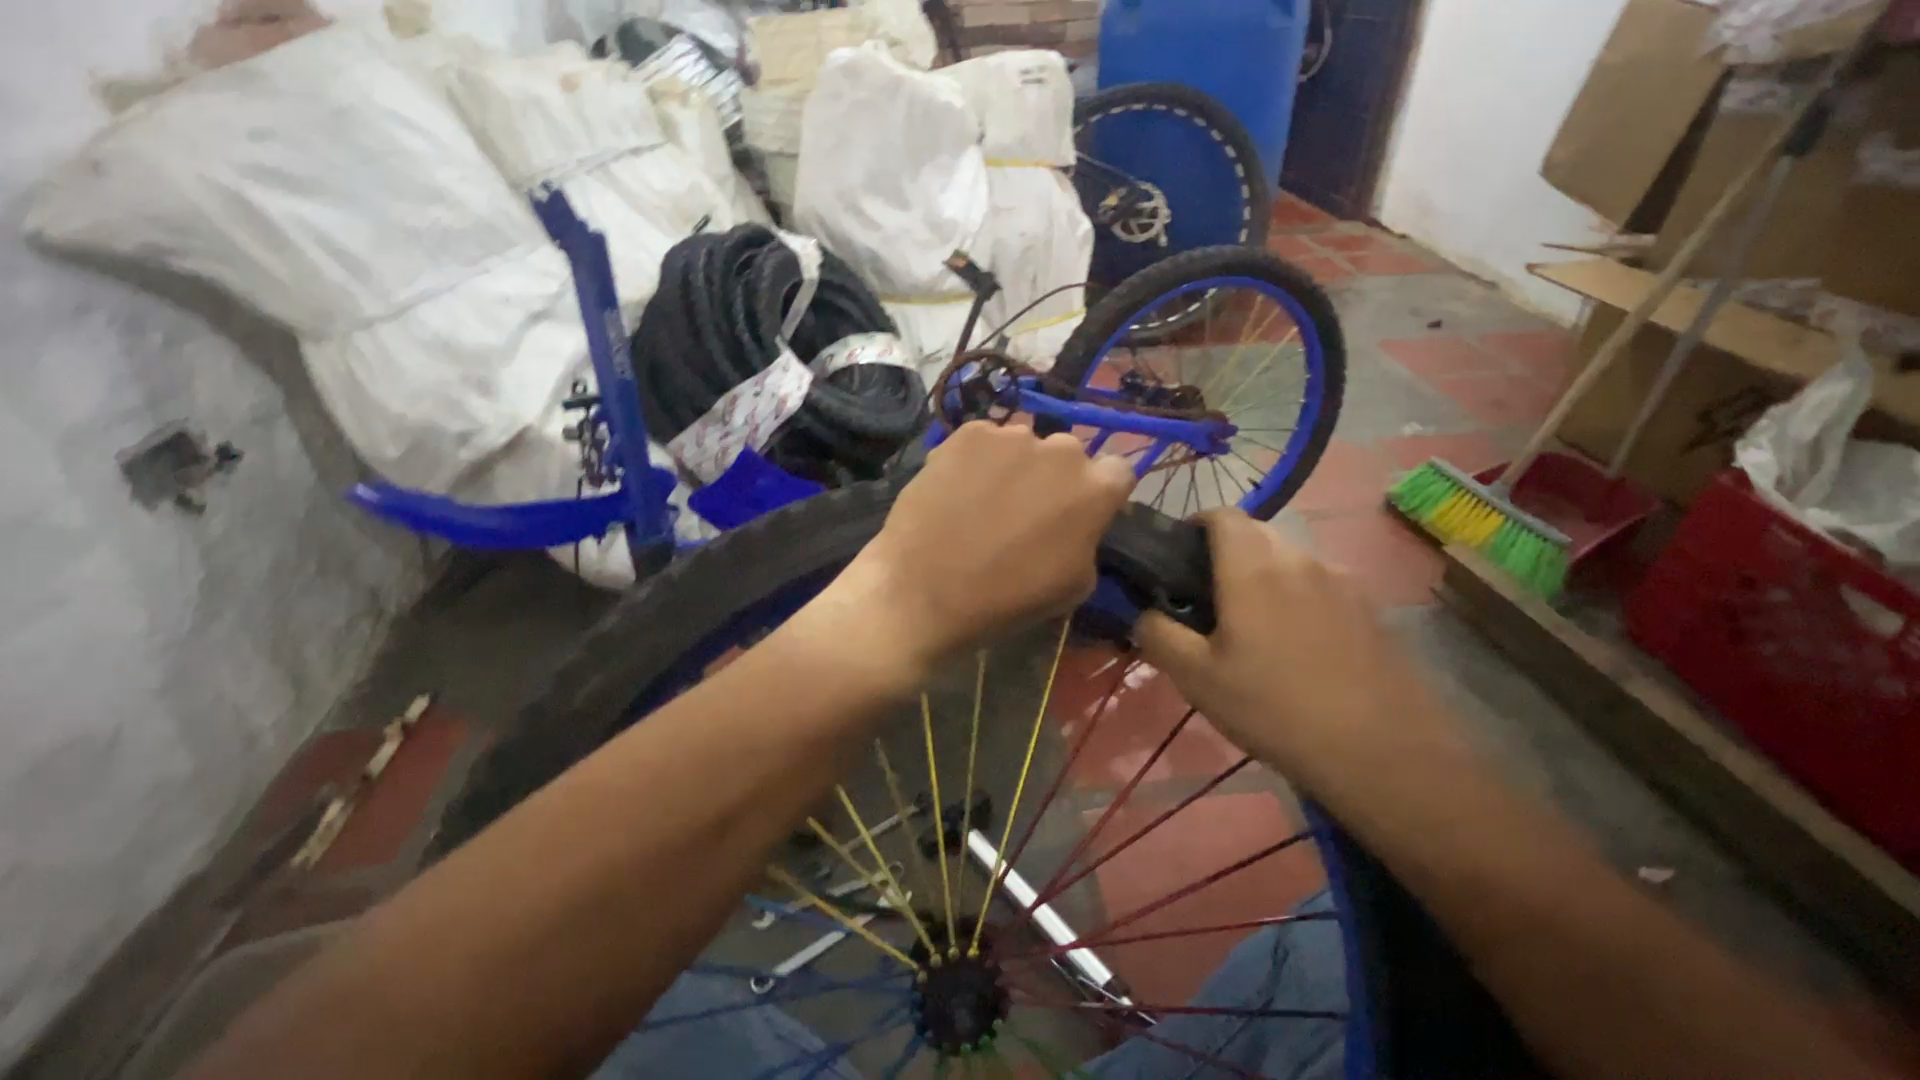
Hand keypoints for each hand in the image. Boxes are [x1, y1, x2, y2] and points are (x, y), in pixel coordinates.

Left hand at [821, 423, 1134, 676]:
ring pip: (1023, 445)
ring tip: (983, 502)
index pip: (1117, 471)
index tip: (1078, 513)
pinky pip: (983, 442)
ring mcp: (1011, 436)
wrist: (923, 592)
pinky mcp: (966, 433)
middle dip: (1054, 477)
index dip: (1100, 492)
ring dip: (1013, 466)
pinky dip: (975, 461)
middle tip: (1026, 511)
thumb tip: (1076, 523)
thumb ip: (1088, 540)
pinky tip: (955, 491)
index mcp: (1096, 489)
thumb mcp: (1074, 586)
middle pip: (1068, 455)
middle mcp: (1061, 449)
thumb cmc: (1006, 601)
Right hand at [1133, 509, 1455, 785]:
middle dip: (1227, 554)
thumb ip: (1158, 634)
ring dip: (1265, 578)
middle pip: (1257, 534)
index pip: (1221, 514)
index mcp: (1253, 566)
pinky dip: (1299, 600)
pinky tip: (1298, 649)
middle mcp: (1300, 558)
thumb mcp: (1197, 679)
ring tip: (1253, 629)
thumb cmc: (1273, 707)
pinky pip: (1321, 587)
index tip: (1177, 561)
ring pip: (1291, 561)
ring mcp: (1342, 581)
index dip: (1194, 526)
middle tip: (1207, 601)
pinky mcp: (1370, 608)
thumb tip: (1142, 612)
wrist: (1378, 749)